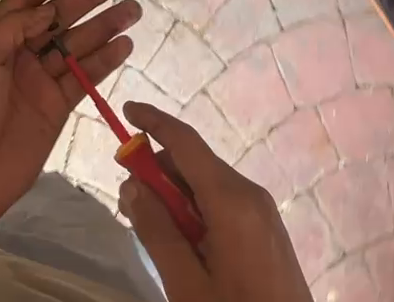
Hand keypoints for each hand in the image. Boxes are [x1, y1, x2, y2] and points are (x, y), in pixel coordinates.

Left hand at [0, 0, 139, 227]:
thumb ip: (11, 29)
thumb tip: (46, 12)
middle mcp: (20, 53)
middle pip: (59, 17)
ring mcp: (40, 81)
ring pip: (77, 45)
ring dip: (104, 26)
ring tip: (132, 9)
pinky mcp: (57, 108)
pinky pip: (85, 78)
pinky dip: (105, 61)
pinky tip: (124, 44)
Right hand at [117, 102, 312, 301]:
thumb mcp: (187, 284)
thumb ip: (157, 231)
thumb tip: (132, 185)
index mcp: (232, 199)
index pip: (186, 142)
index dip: (154, 122)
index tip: (125, 110)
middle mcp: (250, 194)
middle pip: (194, 164)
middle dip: (157, 172)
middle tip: (128, 202)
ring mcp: (263, 213)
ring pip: (207, 185)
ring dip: (175, 196)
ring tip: (151, 230)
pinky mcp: (267, 232)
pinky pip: (223, 204)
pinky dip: (195, 211)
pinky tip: (181, 242)